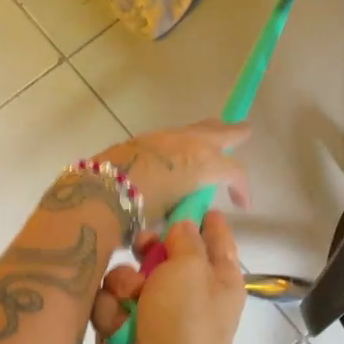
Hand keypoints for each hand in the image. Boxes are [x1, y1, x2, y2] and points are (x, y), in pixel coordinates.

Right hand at [90, 213, 247, 343]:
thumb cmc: (185, 322)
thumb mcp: (192, 268)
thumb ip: (184, 237)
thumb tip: (180, 226)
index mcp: (218, 278)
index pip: (215, 236)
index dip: (201, 216)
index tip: (183, 199)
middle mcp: (188, 292)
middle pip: (162, 252)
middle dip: (147, 249)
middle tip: (141, 247)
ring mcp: (153, 313)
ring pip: (126, 276)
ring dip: (124, 285)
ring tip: (129, 302)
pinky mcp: (122, 330)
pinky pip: (107, 303)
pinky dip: (110, 313)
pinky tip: (115, 325)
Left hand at [92, 120, 251, 222]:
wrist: (99, 192)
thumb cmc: (142, 209)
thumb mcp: (174, 214)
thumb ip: (188, 204)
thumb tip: (189, 204)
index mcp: (204, 163)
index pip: (235, 170)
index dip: (243, 187)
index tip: (242, 205)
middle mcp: (190, 143)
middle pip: (222, 131)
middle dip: (235, 134)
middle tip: (244, 135)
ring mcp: (167, 135)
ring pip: (197, 128)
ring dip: (207, 136)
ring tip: (212, 144)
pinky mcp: (146, 136)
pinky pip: (176, 135)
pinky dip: (184, 141)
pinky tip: (179, 155)